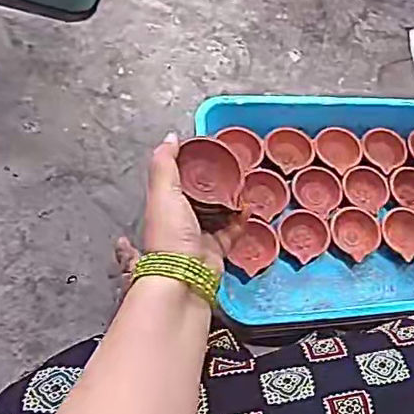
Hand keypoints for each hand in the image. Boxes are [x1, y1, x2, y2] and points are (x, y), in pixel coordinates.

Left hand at [137, 134, 242, 272]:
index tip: (208, 149)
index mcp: (164, 204)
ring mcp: (200, 236)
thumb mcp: (162, 192)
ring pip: (217, 213)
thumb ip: (165, 164)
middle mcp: (181, 219)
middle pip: (198, 195)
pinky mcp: (217, 250)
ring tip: (245, 182)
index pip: (176, 178)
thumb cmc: (170, 235)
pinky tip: (251, 207)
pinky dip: (242, 221)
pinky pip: (232, 231)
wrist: (184, 276)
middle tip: (232, 165)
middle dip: (213, 182)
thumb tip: (171, 138)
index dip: (189, 163)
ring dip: (230, 200)